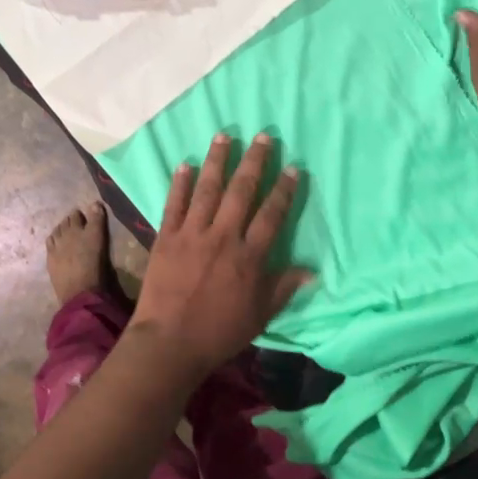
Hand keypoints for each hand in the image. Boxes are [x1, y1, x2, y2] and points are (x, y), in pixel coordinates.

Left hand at [129, 133, 309, 378]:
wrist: (169, 343)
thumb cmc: (218, 333)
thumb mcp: (259, 316)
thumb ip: (283, 288)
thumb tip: (311, 270)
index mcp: (249, 257)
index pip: (272, 215)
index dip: (284, 189)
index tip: (293, 167)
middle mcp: (223, 237)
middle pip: (242, 191)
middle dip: (254, 161)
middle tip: (263, 136)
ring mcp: (192, 234)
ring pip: (207, 189)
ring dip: (217, 160)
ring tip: (224, 136)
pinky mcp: (166, 237)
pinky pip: (174, 204)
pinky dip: (180, 183)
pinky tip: (185, 164)